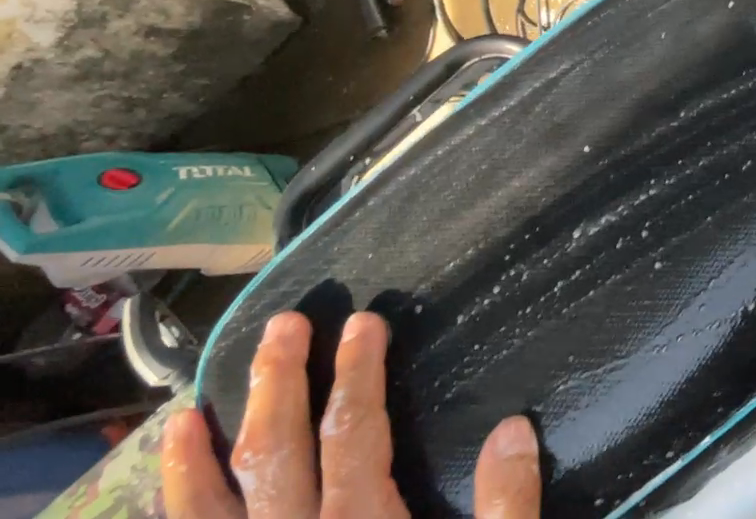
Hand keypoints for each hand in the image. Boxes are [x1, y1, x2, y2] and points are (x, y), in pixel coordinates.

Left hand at [162, 311, 539, 518]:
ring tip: (186, 408)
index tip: (364, 323)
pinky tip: (175, 497)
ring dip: (198, 457)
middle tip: (285, 325)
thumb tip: (513, 427)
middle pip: (277, 454)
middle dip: (280, 385)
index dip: (359, 373)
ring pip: (211, 513)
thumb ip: (506, 506)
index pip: (354, 433)